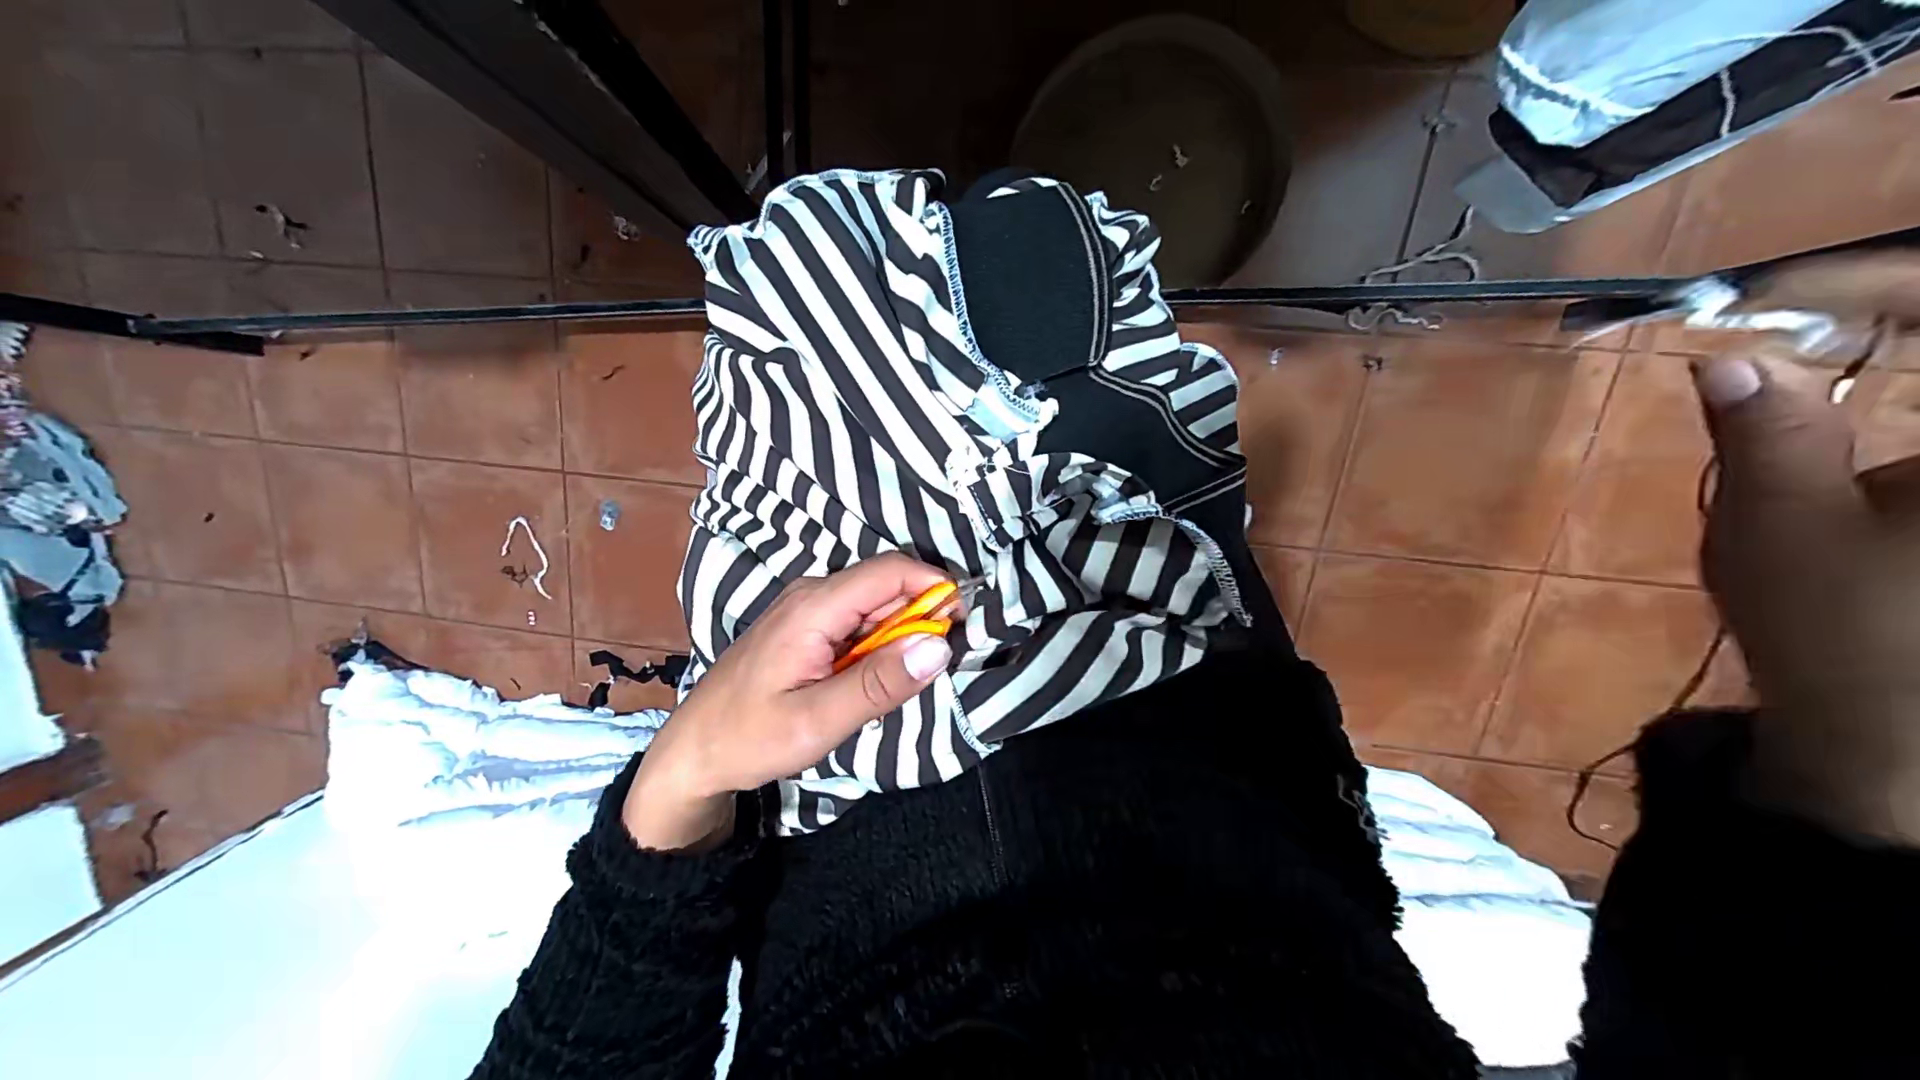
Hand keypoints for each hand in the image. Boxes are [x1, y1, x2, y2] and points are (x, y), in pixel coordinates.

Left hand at [622, 553, 955, 850]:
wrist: (693, 752)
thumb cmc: (749, 738)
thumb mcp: (818, 721)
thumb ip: (880, 683)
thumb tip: (940, 646)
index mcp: (813, 607)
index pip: (891, 571)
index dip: (935, 587)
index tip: (964, 625)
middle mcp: (812, 594)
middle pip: (886, 585)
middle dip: (922, 615)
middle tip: (936, 665)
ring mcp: (807, 608)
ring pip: (875, 603)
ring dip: (902, 632)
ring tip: (903, 680)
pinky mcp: (807, 626)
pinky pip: (858, 620)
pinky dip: (880, 642)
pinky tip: (874, 677)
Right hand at [1694, 254, 1919, 842]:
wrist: (1898, 729)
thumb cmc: (1842, 634)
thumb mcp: (1779, 529)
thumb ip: (1764, 434)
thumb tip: (1728, 356)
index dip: (1865, 285)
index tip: (1755, 296)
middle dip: (1888, 298)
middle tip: (1792, 297)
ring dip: (1899, 332)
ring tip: (1818, 329)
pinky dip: (1917, 365)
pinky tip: (1869, 375)